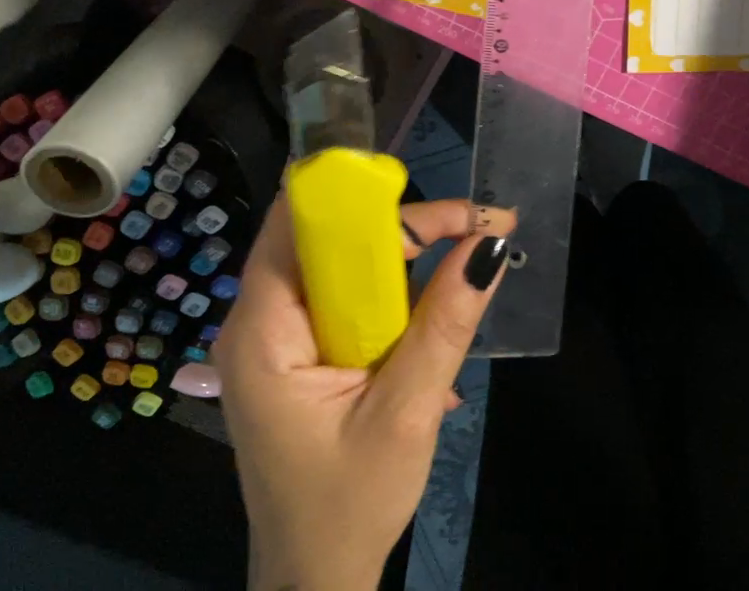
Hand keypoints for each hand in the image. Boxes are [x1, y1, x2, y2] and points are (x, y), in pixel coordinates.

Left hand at [214, 195, 513, 589]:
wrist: (313, 578)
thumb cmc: (349, 504)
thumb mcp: (406, 413)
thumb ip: (444, 325)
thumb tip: (489, 245)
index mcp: (263, 331)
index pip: (300, 223)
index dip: (362, 196)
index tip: (434, 195)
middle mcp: (259, 322)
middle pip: (329, 240)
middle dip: (407, 230)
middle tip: (480, 230)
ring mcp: (276, 340)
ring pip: (344, 270)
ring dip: (409, 268)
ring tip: (472, 272)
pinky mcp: (297, 358)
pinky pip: (347, 304)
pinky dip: (395, 303)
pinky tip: (436, 328)